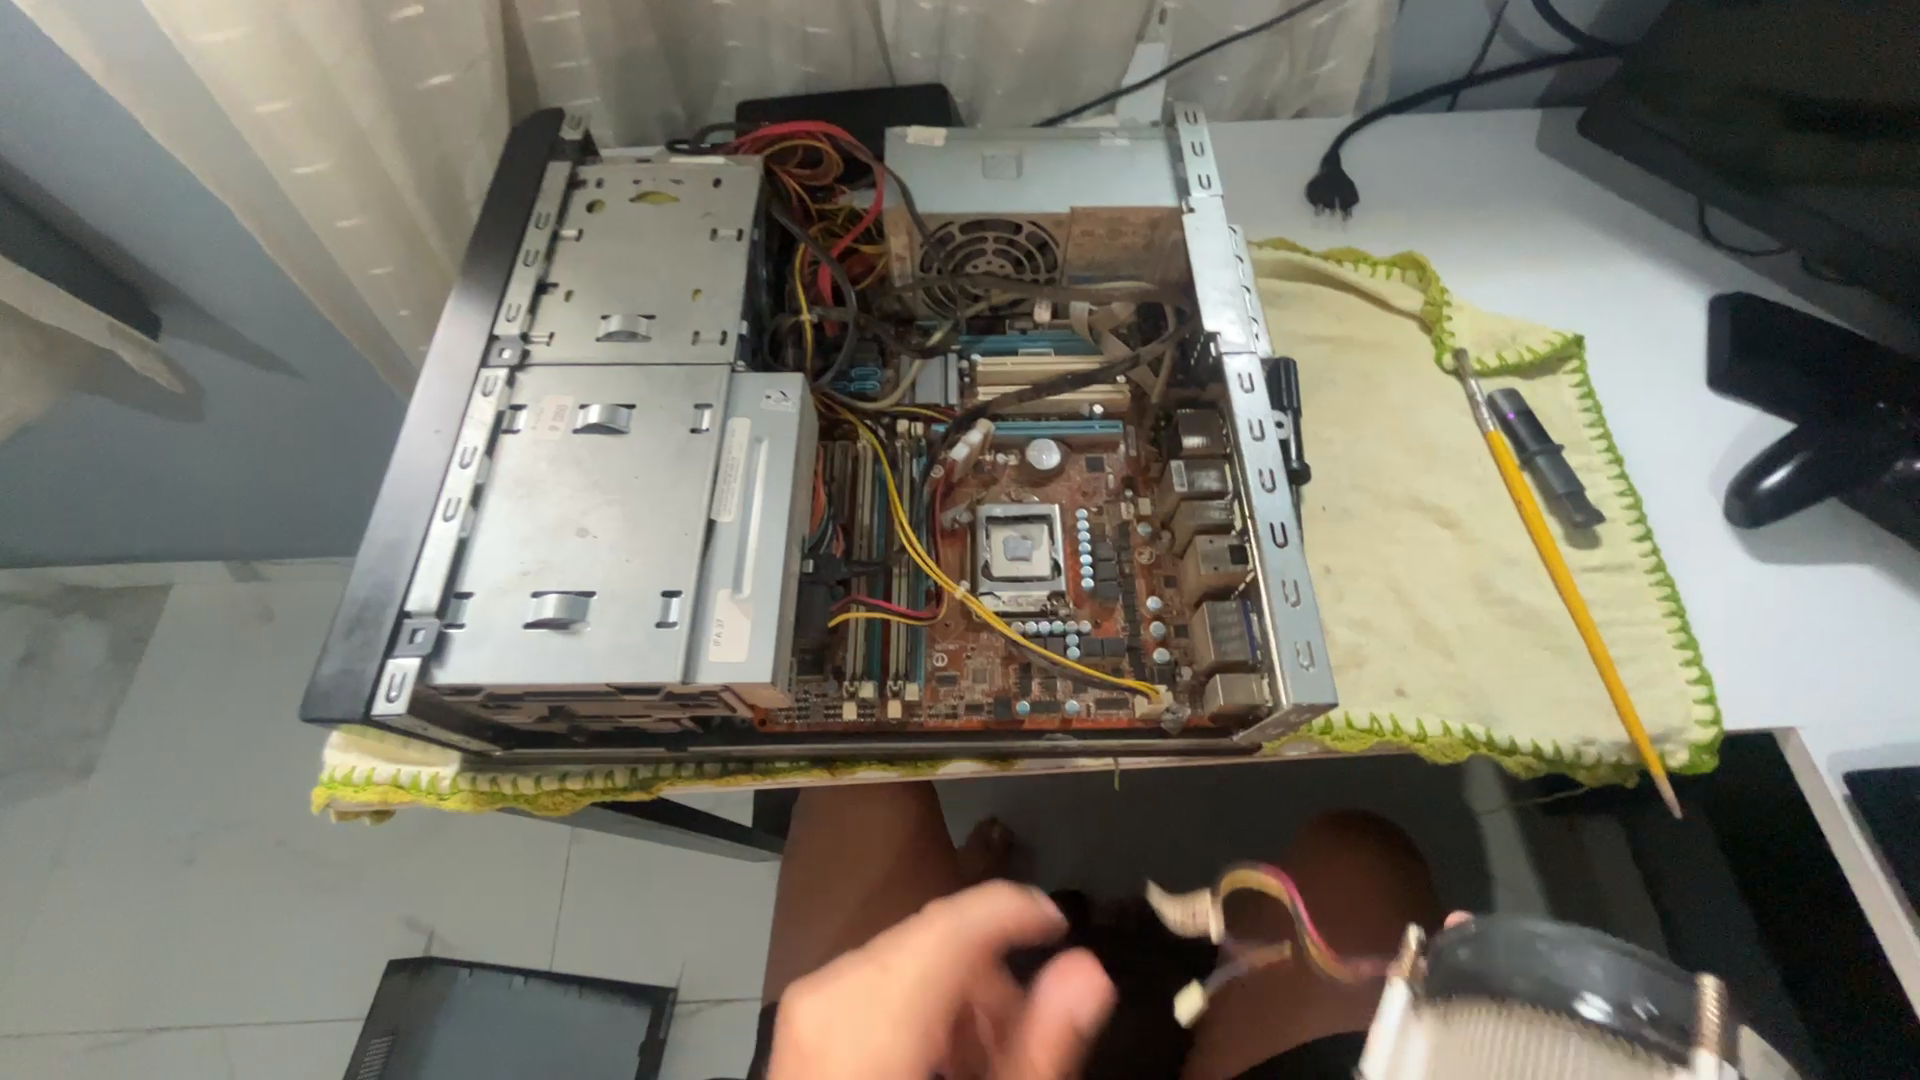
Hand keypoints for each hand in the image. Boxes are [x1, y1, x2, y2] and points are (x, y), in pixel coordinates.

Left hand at [767, 880, 1116, 1079]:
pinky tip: (938, 1052)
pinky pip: (873, 977)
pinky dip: (915, 1001)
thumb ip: (1040, 1046)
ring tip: (982, 1056)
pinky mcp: (804, 1014)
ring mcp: (807, 1001)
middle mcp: (828, 992)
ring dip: (955, 989)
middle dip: (989, 974)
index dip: (1012, 909)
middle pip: (932, 939)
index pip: (950, 923)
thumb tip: (1088, 970)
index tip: (1057, 922)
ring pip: (907, 954)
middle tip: (1022, 1034)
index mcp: (870, 1018)